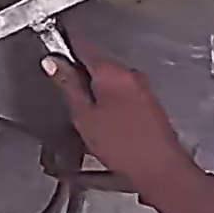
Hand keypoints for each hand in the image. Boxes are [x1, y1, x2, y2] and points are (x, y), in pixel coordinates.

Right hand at [42, 45, 206, 203]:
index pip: (83, 44)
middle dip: (79, 72)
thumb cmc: (121, 146)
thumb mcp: (84, 116)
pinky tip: (106, 122)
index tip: (53, 42)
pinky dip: (109, 98)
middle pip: (97, 62)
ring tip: (86, 115)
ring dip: (95, 88)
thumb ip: (67, 85)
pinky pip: (122, 90)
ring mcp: (142, 86)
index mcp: (111, 72)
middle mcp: (129, 73)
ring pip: (110, 77)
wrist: (161, 170)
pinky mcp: (148, 100)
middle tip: (65, 93)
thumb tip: (52, 62)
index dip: (65, 42)